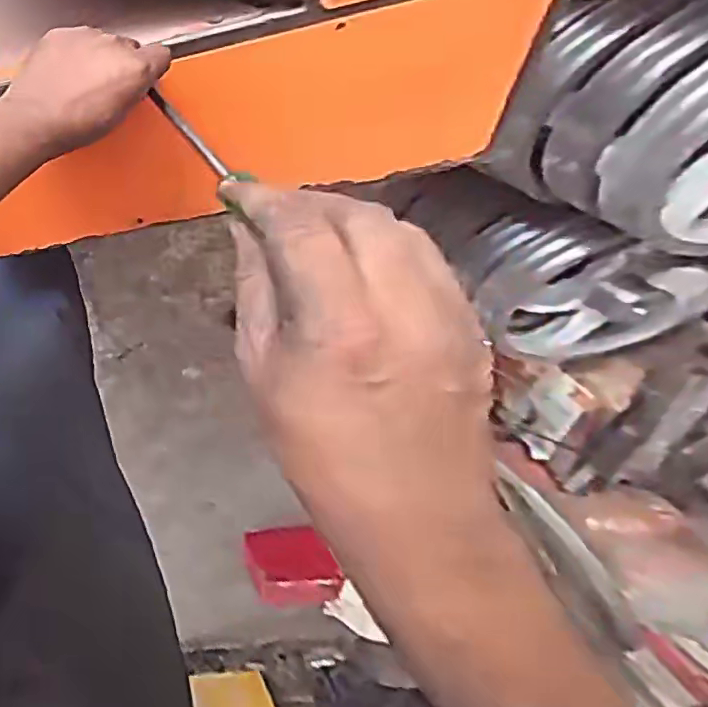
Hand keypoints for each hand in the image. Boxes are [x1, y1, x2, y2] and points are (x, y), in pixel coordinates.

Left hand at [0, 27, 170, 161]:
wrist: (31, 121)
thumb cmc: (69, 125)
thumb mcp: (117, 116)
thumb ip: (133, 90)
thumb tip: (132, 85)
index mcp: (136, 68)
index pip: (159, 55)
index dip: (148, 67)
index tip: (138, 76)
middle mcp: (113, 45)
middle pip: (127, 46)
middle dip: (116, 62)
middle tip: (98, 84)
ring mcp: (85, 37)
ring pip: (98, 40)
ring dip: (90, 55)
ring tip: (73, 81)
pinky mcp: (59, 34)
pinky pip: (71, 39)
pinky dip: (67, 51)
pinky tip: (59, 72)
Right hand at [222, 183, 496, 527]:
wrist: (416, 516)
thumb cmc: (314, 448)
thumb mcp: (259, 365)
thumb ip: (255, 286)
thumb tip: (245, 232)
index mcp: (340, 328)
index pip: (303, 229)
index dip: (264, 199)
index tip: (235, 190)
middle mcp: (405, 310)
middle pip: (359, 216)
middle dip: (306, 200)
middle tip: (269, 209)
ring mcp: (450, 317)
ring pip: (400, 228)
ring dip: (347, 214)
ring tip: (309, 227)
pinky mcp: (472, 326)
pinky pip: (426, 257)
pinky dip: (382, 240)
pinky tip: (354, 258)